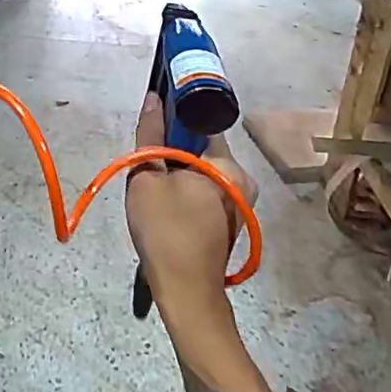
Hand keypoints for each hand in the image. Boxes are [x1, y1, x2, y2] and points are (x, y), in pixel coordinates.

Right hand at [126, 93, 258, 304]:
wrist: (185, 292)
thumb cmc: (165, 230)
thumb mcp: (147, 177)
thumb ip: (150, 134)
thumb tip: (154, 98)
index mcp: (228, 164)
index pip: (201, 122)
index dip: (175, 117)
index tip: (154, 124)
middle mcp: (243, 178)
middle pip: (202, 147)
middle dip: (173, 150)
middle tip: (148, 165)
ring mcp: (241, 200)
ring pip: (202, 168)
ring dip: (178, 170)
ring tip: (154, 188)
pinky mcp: (232, 218)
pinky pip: (207, 188)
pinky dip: (187, 188)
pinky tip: (167, 204)